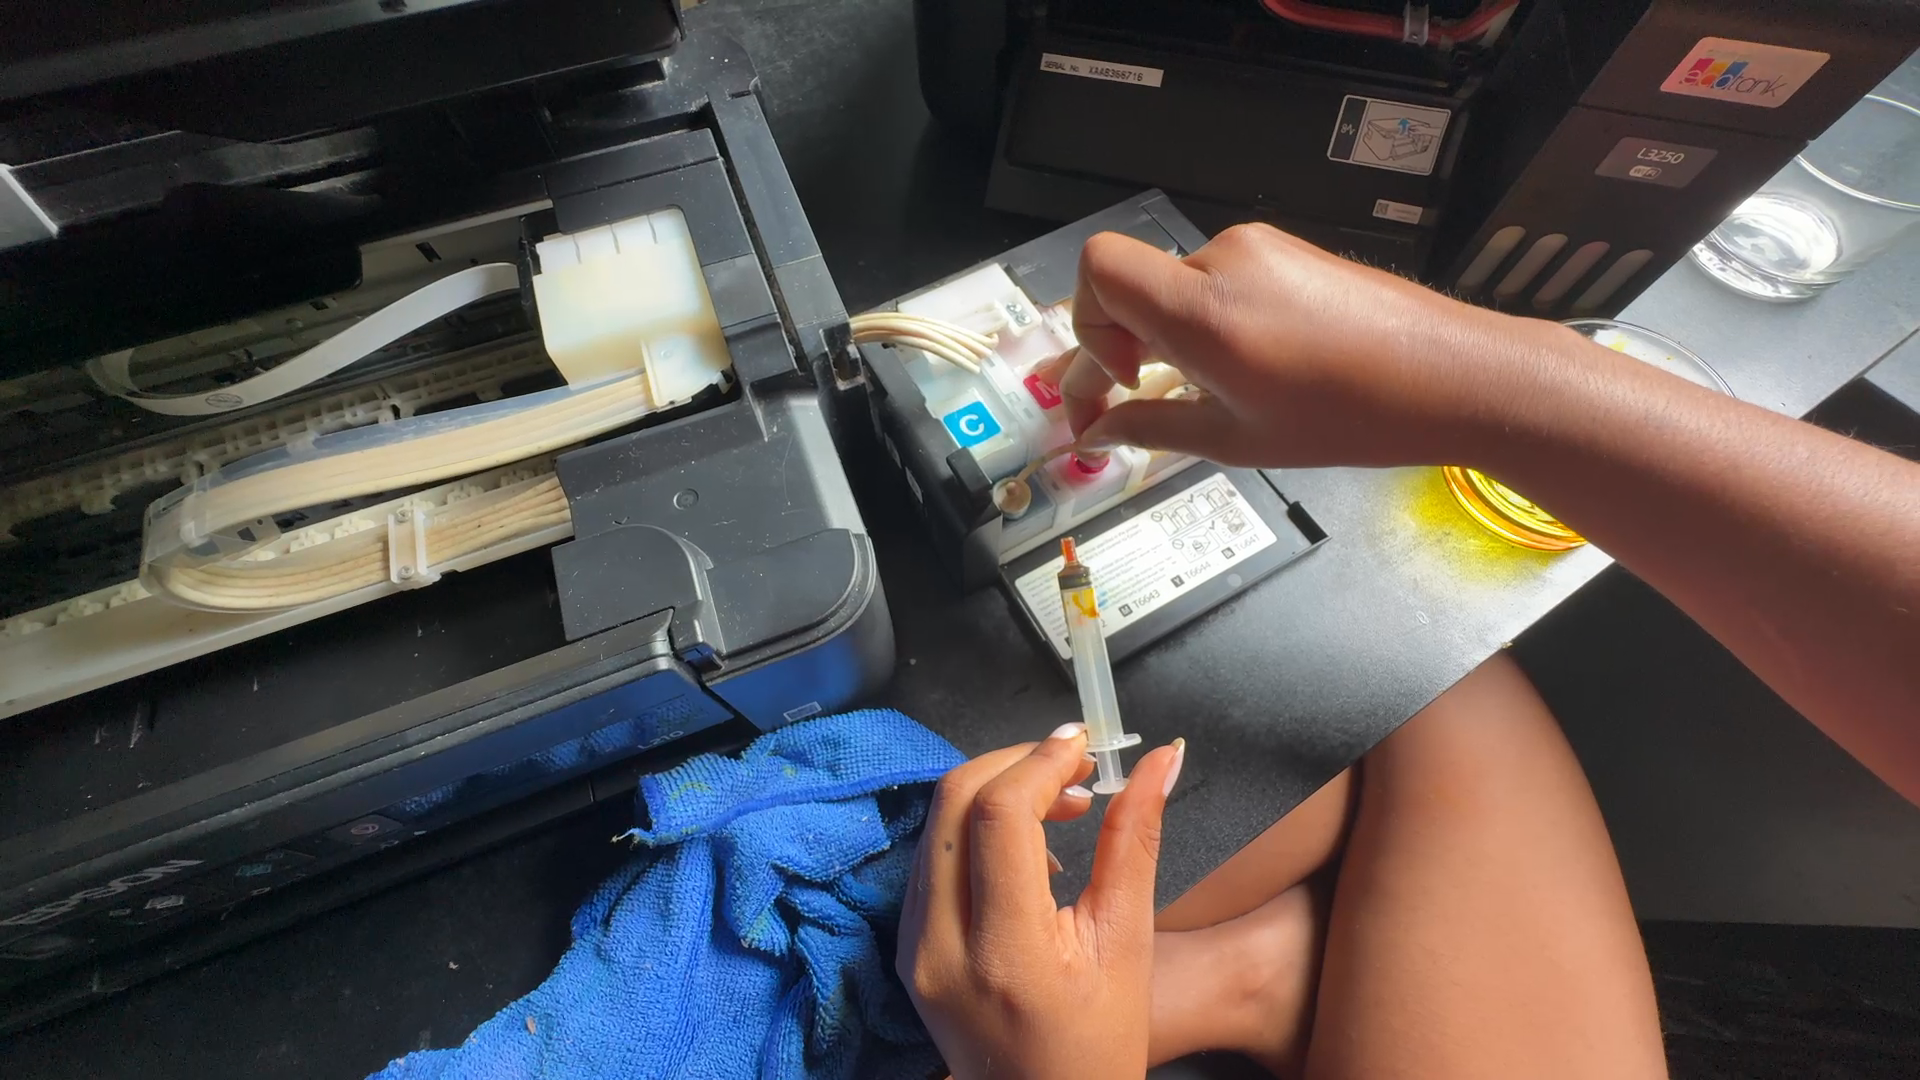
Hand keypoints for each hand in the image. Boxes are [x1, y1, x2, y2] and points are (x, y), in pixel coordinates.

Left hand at [898, 724, 1185, 1079]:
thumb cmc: (1098, 1043)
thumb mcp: (1128, 944)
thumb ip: (1136, 840)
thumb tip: (1162, 758)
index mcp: (1005, 954)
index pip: (1000, 816)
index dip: (1041, 763)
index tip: (1082, 745)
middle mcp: (937, 943)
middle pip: (955, 800)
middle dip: (1015, 762)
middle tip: (1073, 768)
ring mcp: (910, 942)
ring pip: (939, 819)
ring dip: (997, 787)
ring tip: (1060, 801)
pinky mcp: (903, 939)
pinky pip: (933, 850)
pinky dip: (977, 822)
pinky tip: (1024, 840)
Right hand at [1049, 223, 1577, 468]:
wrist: (1455, 376)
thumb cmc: (1341, 419)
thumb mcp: (1232, 438)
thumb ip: (1148, 427)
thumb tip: (1093, 432)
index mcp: (1202, 309)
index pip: (1098, 268)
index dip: (1087, 324)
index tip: (1123, 376)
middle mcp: (1222, 259)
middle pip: (1128, 284)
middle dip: (1113, 346)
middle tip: (1120, 402)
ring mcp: (1258, 248)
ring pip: (1169, 288)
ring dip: (1158, 337)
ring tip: (1192, 388)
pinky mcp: (1284, 251)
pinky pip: (1211, 282)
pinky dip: (1198, 322)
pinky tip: (1232, 364)